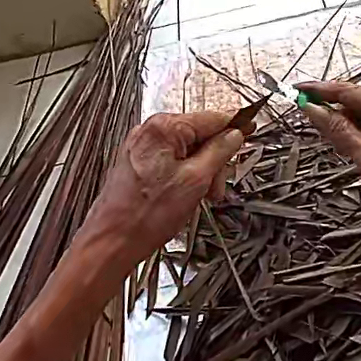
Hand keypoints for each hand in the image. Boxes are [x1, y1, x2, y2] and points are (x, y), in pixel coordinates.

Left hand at [76, 111, 245, 274]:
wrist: (112, 242)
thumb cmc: (144, 215)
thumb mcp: (196, 181)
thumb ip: (219, 152)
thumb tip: (234, 135)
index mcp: (163, 128)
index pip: (211, 118)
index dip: (234, 128)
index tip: (249, 133)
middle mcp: (149, 131)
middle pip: (199, 135)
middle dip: (214, 161)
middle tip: (215, 188)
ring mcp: (141, 147)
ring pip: (187, 150)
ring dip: (201, 172)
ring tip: (199, 197)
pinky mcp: (138, 163)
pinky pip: (172, 161)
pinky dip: (185, 176)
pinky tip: (185, 196)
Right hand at [295, 81, 360, 229]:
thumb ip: (339, 131)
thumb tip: (313, 111)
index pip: (345, 90)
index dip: (317, 90)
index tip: (295, 89)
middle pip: (355, 100)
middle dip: (334, 112)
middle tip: (313, 125)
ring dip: (350, 126)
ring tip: (343, 147)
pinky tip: (360, 150)